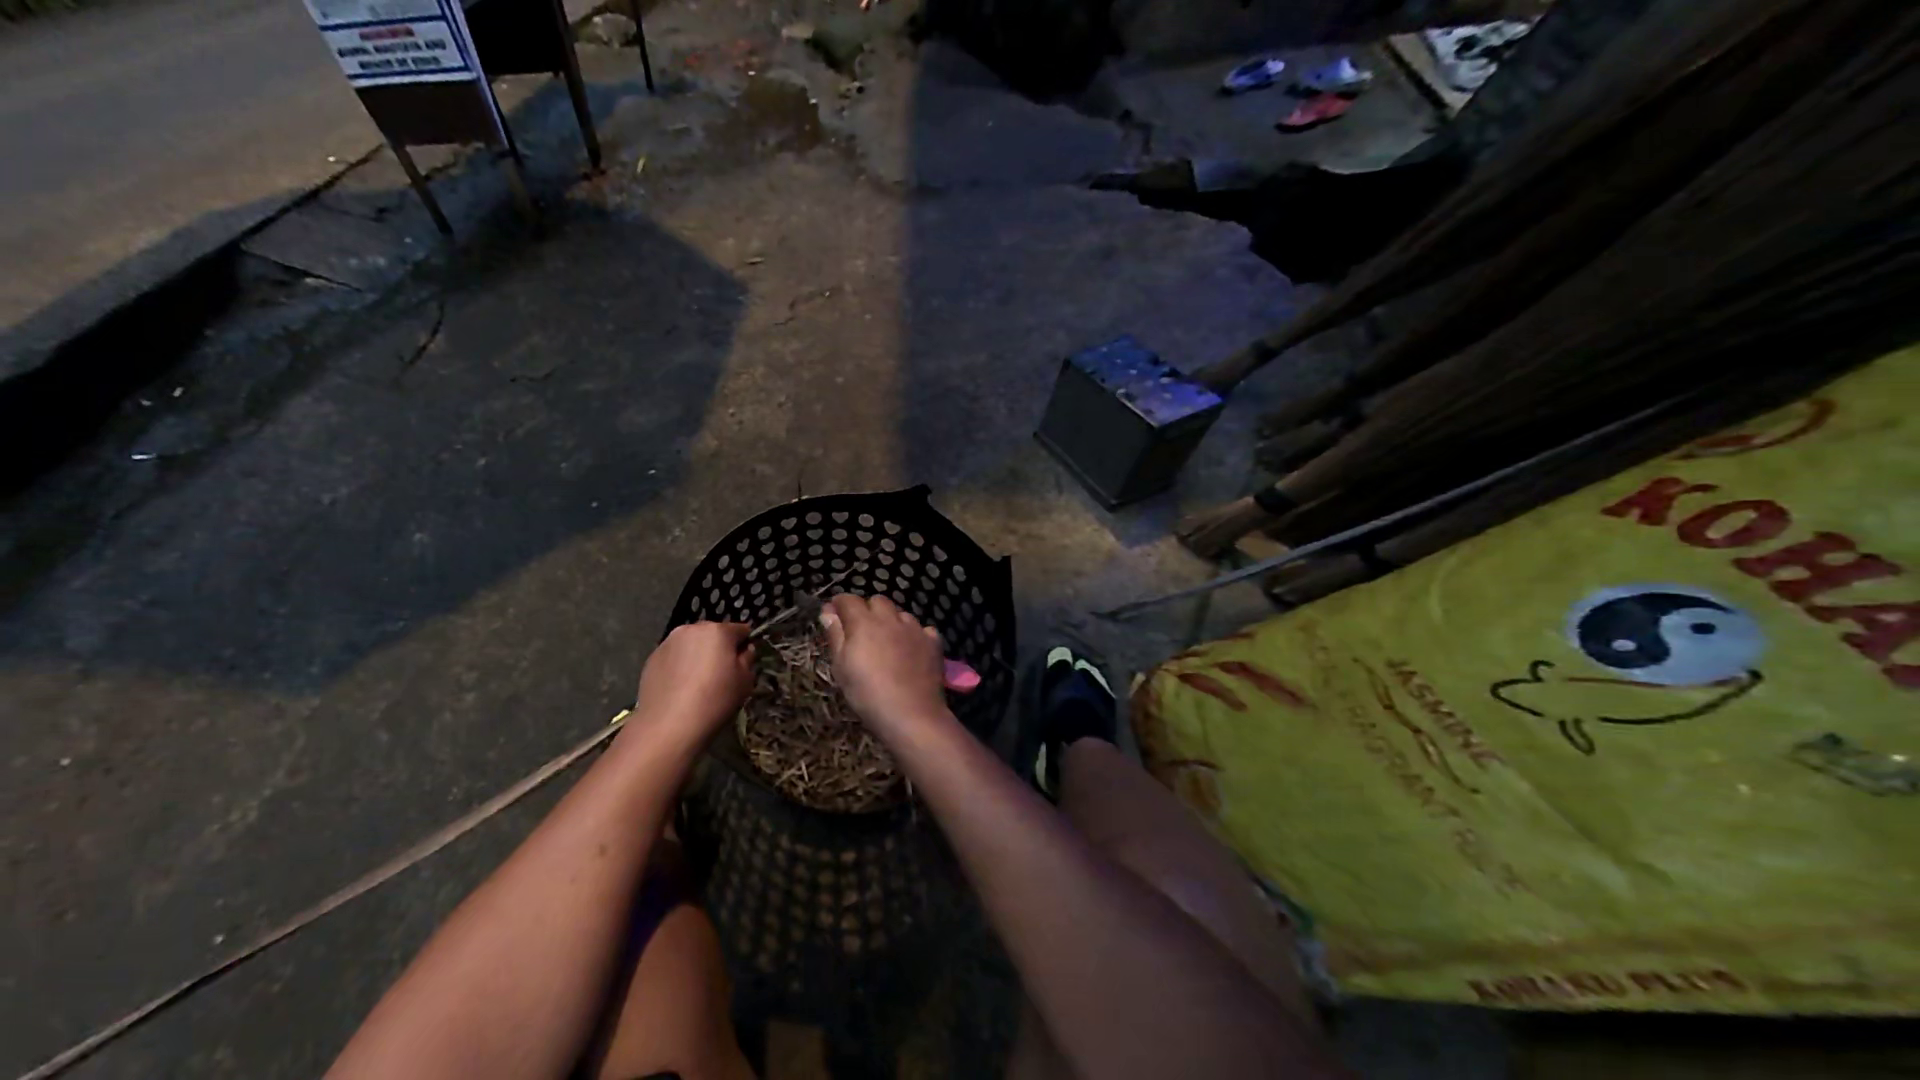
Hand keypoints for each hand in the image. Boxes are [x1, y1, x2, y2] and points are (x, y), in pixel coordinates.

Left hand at [633, 622, 753, 743]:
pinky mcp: (651, 659)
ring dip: (697, 655)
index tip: (743, 663)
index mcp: (718, 631)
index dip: (744, 645)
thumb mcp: (745, 681)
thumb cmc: (715, 700)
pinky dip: (679, 666)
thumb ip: (747, 659)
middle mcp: (691, 629)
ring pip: (691, 644)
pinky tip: (680, 688)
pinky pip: (674, 656)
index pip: (740, 630)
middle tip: (720, 673)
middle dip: (718, 648)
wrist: (669, 724)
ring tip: (697, 682)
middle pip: (712, 634)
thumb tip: (744, 650)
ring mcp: (668, 643)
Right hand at [820, 594, 948, 734]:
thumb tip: (827, 611)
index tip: (834, 615)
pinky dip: (915, 635)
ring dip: (892, 621)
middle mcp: (891, 618)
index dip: (839, 604)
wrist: (911, 713)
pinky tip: (912, 650)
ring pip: (901, 614)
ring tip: (887, 642)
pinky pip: (923, 629)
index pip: (848, 599)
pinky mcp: (933, 642)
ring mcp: (915, 629)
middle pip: (877, 601)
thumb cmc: (867, 693)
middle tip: (861, 631)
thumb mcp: (841, 666)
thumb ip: (835, 635)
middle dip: (867, 610)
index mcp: (864, 622)